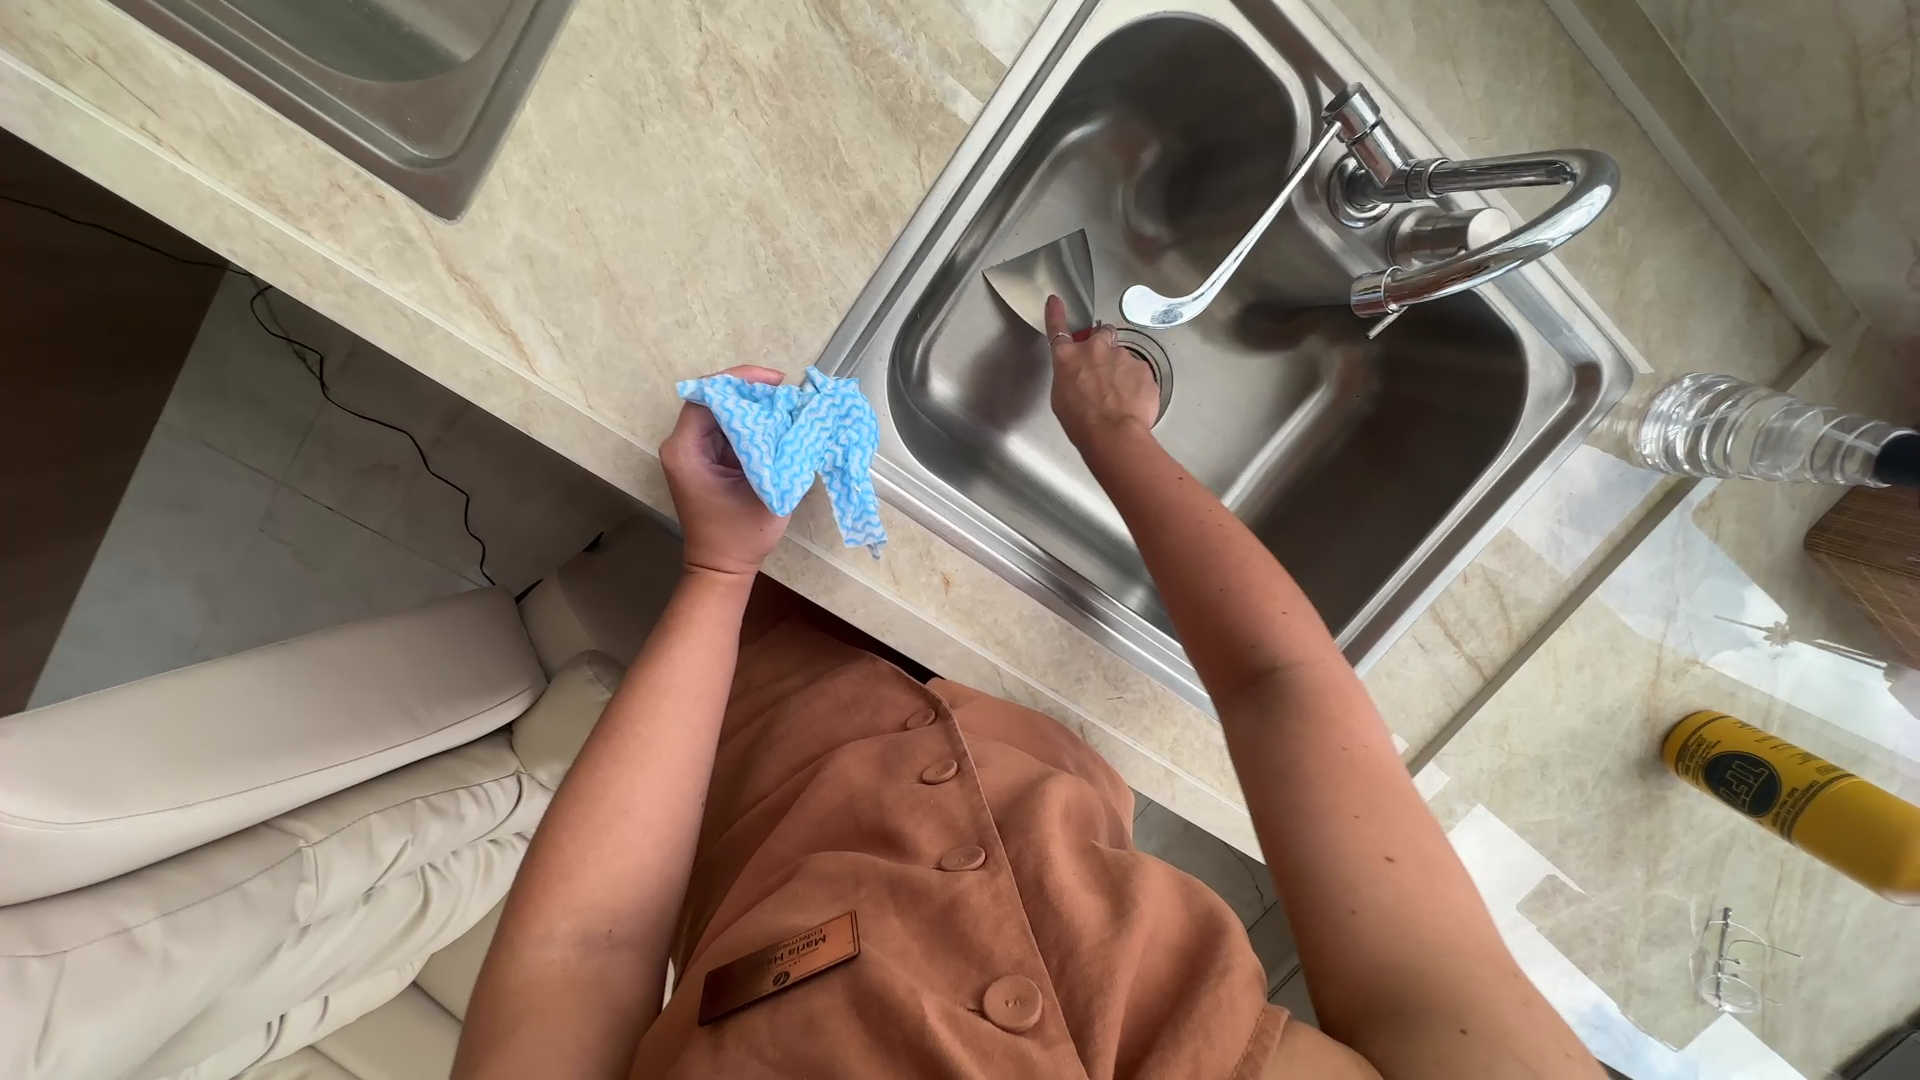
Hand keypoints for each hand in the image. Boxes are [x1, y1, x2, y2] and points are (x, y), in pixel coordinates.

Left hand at [661, 365, 791, 578]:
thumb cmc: (739, 537)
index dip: (741, 381)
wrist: (722, 569)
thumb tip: (796, 416)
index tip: (776, 383)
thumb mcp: (765, 490)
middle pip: (715, 400)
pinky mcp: (707, 460)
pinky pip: (728, 430)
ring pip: (724, 413)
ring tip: (787, 406)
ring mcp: (694, 452)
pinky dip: (753, 424)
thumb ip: (777, 451)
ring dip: (755, 407)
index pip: (709, 396)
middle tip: (787, 394)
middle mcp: (683, 445)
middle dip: (752, 392)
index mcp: (686, 450)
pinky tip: (778, 425)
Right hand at [1045, 294, 1158, 447]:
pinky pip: (1139, 373)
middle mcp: (1095, 349)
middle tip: (1102, 366)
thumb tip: (1076, 377)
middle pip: (1102, 333)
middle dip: (1103, 344)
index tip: (1056, 302)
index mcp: (1068, 357)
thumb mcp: (1060, 399)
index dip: (1056, 313)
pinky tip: (1130, 402)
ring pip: (1123, 356)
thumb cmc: (1082, 422)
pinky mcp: (1143, 369)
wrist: (1112, 433)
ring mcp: (1121, 356)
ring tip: (1118, 396)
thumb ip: (1068, 378)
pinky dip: (1135, 384)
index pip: (1058, 328)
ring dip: (1120, 370)